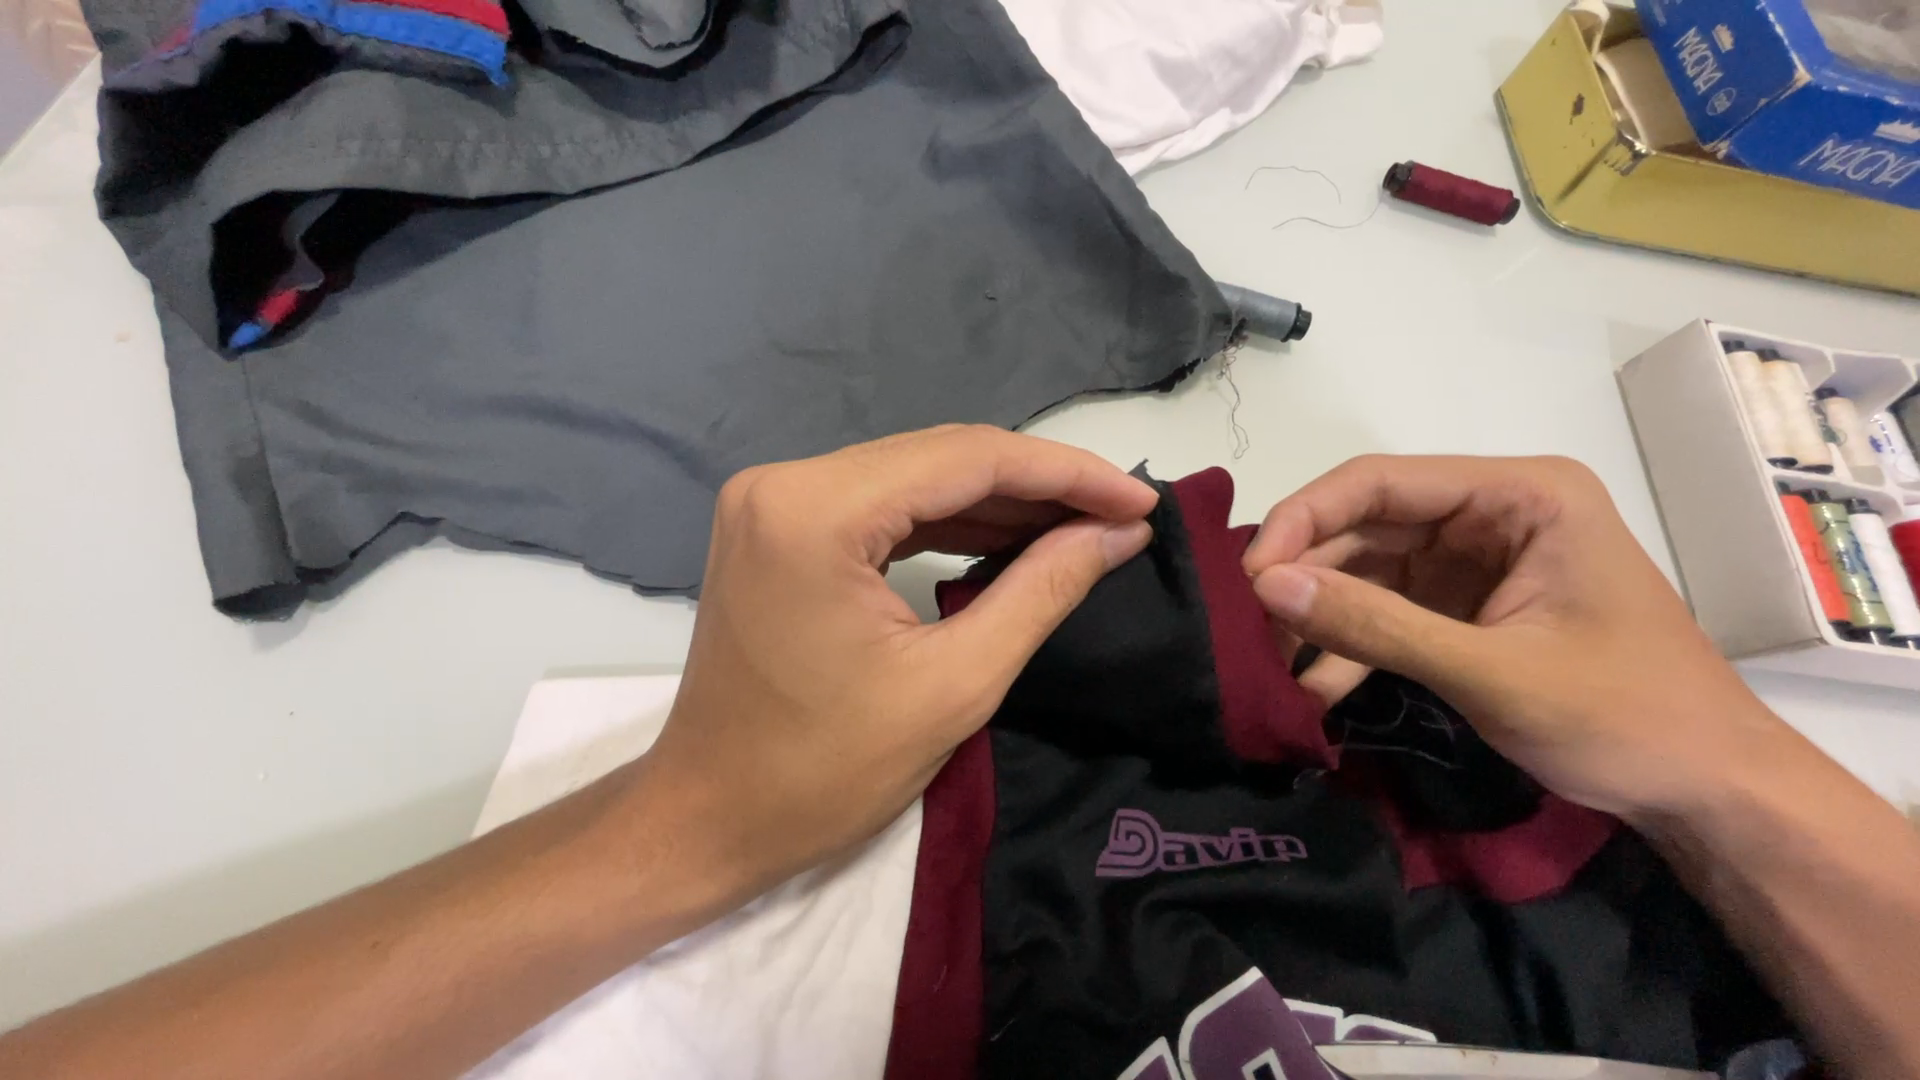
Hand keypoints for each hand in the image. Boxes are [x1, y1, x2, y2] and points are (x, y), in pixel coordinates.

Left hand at [628, 425, 1155, 907]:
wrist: (709, 819)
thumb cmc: (825, 773)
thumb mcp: (956, 683)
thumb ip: (1044, 590)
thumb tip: (1121, 530)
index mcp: (815, 510)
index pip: (967, 459)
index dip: (1066, 473)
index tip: (1139, 498)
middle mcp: (785, 481)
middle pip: (939, 457)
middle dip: (1038, 485)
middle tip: (1120, 513)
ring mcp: (774, 501)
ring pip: (914, 478)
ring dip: (998, 502)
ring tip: (1081, 527)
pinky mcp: (779, 527)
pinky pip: (882, 506)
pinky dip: (948, 521)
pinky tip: (1009, 537)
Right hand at [1240, 455, 1794, 824]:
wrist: (1708, 791)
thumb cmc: (1621, 717)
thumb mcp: (1488, 672)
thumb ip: (1372, 625)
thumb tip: (1264, 586)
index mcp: (1518, 495)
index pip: (1379, 481)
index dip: (1303, 519)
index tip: (1251, 576)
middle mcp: (1490, 514)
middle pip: (1364, 525)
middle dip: (1305, 576)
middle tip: (1252, 629)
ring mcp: (1473, 561)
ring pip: (1363, 570)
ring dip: (1319, 617)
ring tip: (1274, 666)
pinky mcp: (1462, 606)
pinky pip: (1384, 610)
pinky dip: (1349, 647)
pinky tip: (1314, 689)